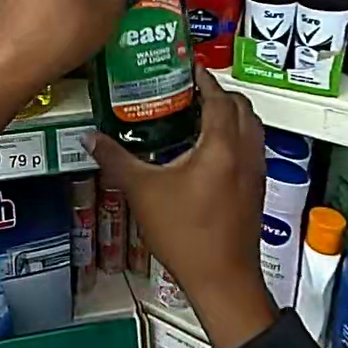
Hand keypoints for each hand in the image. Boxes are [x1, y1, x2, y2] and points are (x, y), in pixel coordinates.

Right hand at [91, 67, 276, 347]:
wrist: (222, 280)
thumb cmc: (184, 234)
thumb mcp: (142, 191)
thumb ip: (115, 159)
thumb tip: (90, 137)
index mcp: (221, 145)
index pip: (218, 97)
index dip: (204, 79)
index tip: (188, 67)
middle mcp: (246, 152)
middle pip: (241, 107)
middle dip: (219, 93)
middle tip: (189, 90)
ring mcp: (256, 171)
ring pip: (251, 126)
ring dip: (231, 113)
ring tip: (200, 114)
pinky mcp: (257, 188)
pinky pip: (252, 146)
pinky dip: (237, 134)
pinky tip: (210, 149)